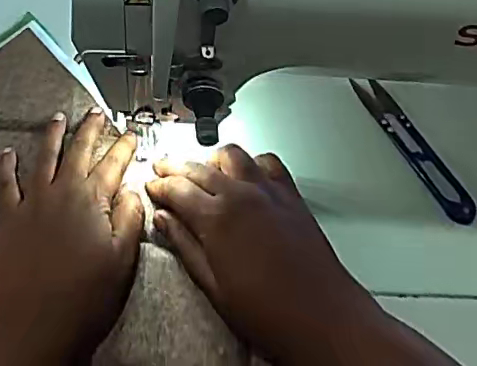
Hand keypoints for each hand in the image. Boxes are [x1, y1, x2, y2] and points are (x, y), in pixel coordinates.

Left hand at [0, 111, 144, 365]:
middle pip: (78, 149)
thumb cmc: (81, 302)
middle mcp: (61, 191)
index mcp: (91, 200)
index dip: (123, 147)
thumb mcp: (121, 264)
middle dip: (89, 128)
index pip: (112, 164)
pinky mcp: (6, 217)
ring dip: (52, 134)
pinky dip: (6, 165)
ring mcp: (31, 201)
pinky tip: (8, 153)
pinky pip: (5, 182)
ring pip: (44, 156)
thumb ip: (129, 221)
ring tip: (58, 118)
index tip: (129, 134)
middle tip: (96, 112)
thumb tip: (132, 191)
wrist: (31, 330)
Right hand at [147, 145, 458, 365]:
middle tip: (164, 170)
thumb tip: (162, 221)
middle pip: (198, 167)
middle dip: (176, 167)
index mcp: (216, 218)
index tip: (152, 187)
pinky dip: (251, 162)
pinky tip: (246, 172)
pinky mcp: (289, 194)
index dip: (159, 186)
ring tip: (202, 167)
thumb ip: (185, 247)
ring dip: (211, 159)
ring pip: (231, 155)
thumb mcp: (214, 288)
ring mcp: (266, 190)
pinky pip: (267, 162)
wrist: (325, 322)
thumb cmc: (272, 315)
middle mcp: (240, 195)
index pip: (176, 188)